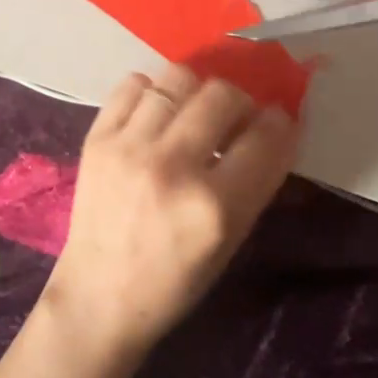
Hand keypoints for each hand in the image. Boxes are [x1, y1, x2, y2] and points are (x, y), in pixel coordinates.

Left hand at [38, 65, 300, 370]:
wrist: (98, 297)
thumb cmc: (174, 280)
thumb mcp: (230, 241)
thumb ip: (255, 182)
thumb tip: (276, 126)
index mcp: (214, 208)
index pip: (263, 139)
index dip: (279, 122)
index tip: (278, 118)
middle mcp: (172, 168)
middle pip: (221, 95)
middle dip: (239, 100)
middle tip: (235, 116)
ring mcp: (130, 148)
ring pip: (178, 79)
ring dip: (196, 91)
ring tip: (193, 110)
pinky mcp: (98, 138)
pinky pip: (133, 85)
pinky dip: (152, 91)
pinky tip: (157, 113)